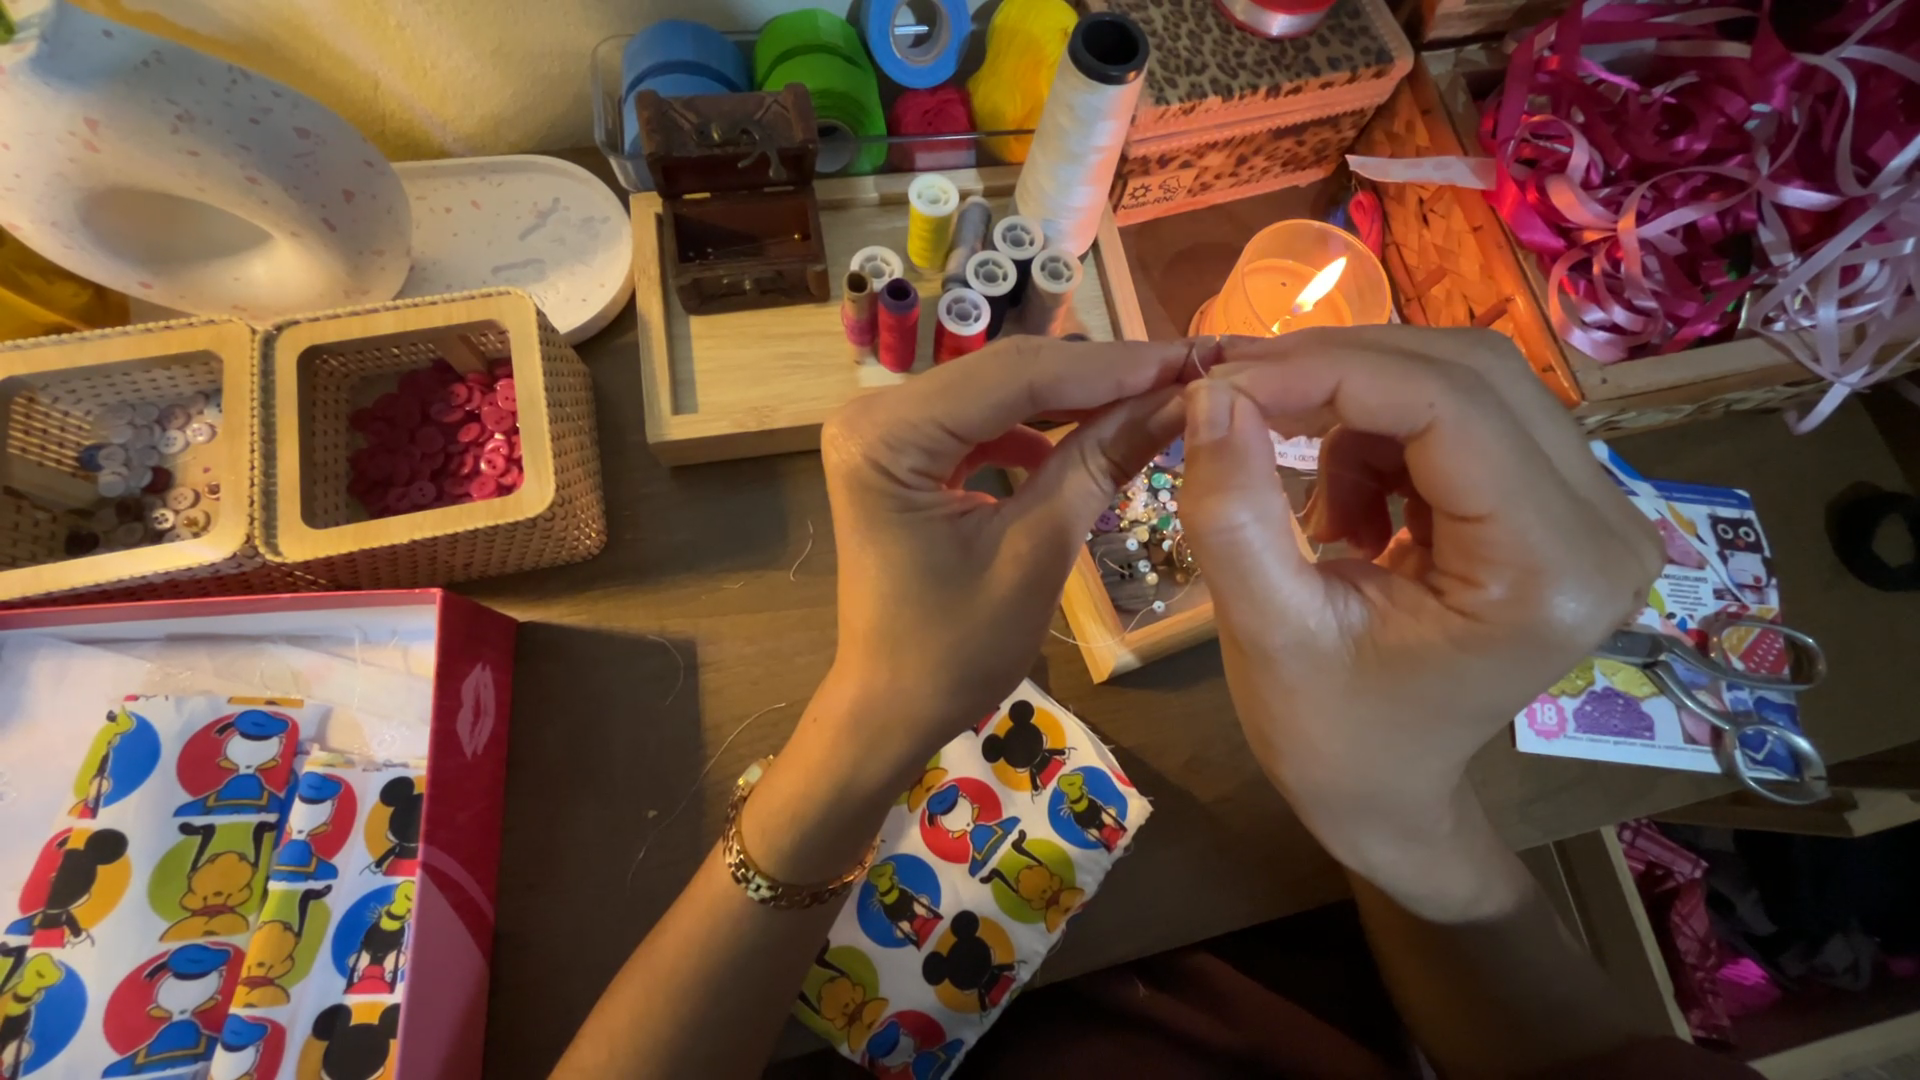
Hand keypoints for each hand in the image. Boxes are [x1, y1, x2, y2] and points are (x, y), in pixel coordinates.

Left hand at [816, 336, 1190, 777]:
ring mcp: (884, 430)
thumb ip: (1099, 463)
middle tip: (1185, 376)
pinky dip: (1035, 428)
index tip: (1194, 360)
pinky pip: (979, 421)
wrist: (891, 705)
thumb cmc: (954, 652)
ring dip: (1073, 399)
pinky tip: (1081, 441)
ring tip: (1149, 404)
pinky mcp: (900, 451)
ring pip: (997, 392)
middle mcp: (873, 414)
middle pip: (1004, 373)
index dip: (1111, 366)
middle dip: (1098, 377)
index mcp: (887, 437)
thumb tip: (1180, 399)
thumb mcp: (1036, 553)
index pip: (1015, 375)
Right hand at [1176, 327, 1661, 916]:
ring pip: (1460, 382)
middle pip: (1467, 372)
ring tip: (1296, 484)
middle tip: (1232, 397)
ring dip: (1351, 404)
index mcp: (1544, 571)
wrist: (1383, 790)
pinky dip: (1374, 435)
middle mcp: (1600, 525)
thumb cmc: (1325, 735)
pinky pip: (1455, 415)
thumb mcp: (1263, 630)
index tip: (1219, 382)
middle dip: (1334, 369)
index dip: (1323, 371)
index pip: (1447, 404)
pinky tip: (1343, 509)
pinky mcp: (1553, 505)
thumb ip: (1232, 511)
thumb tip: (1210, 393)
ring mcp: (1588, 511)